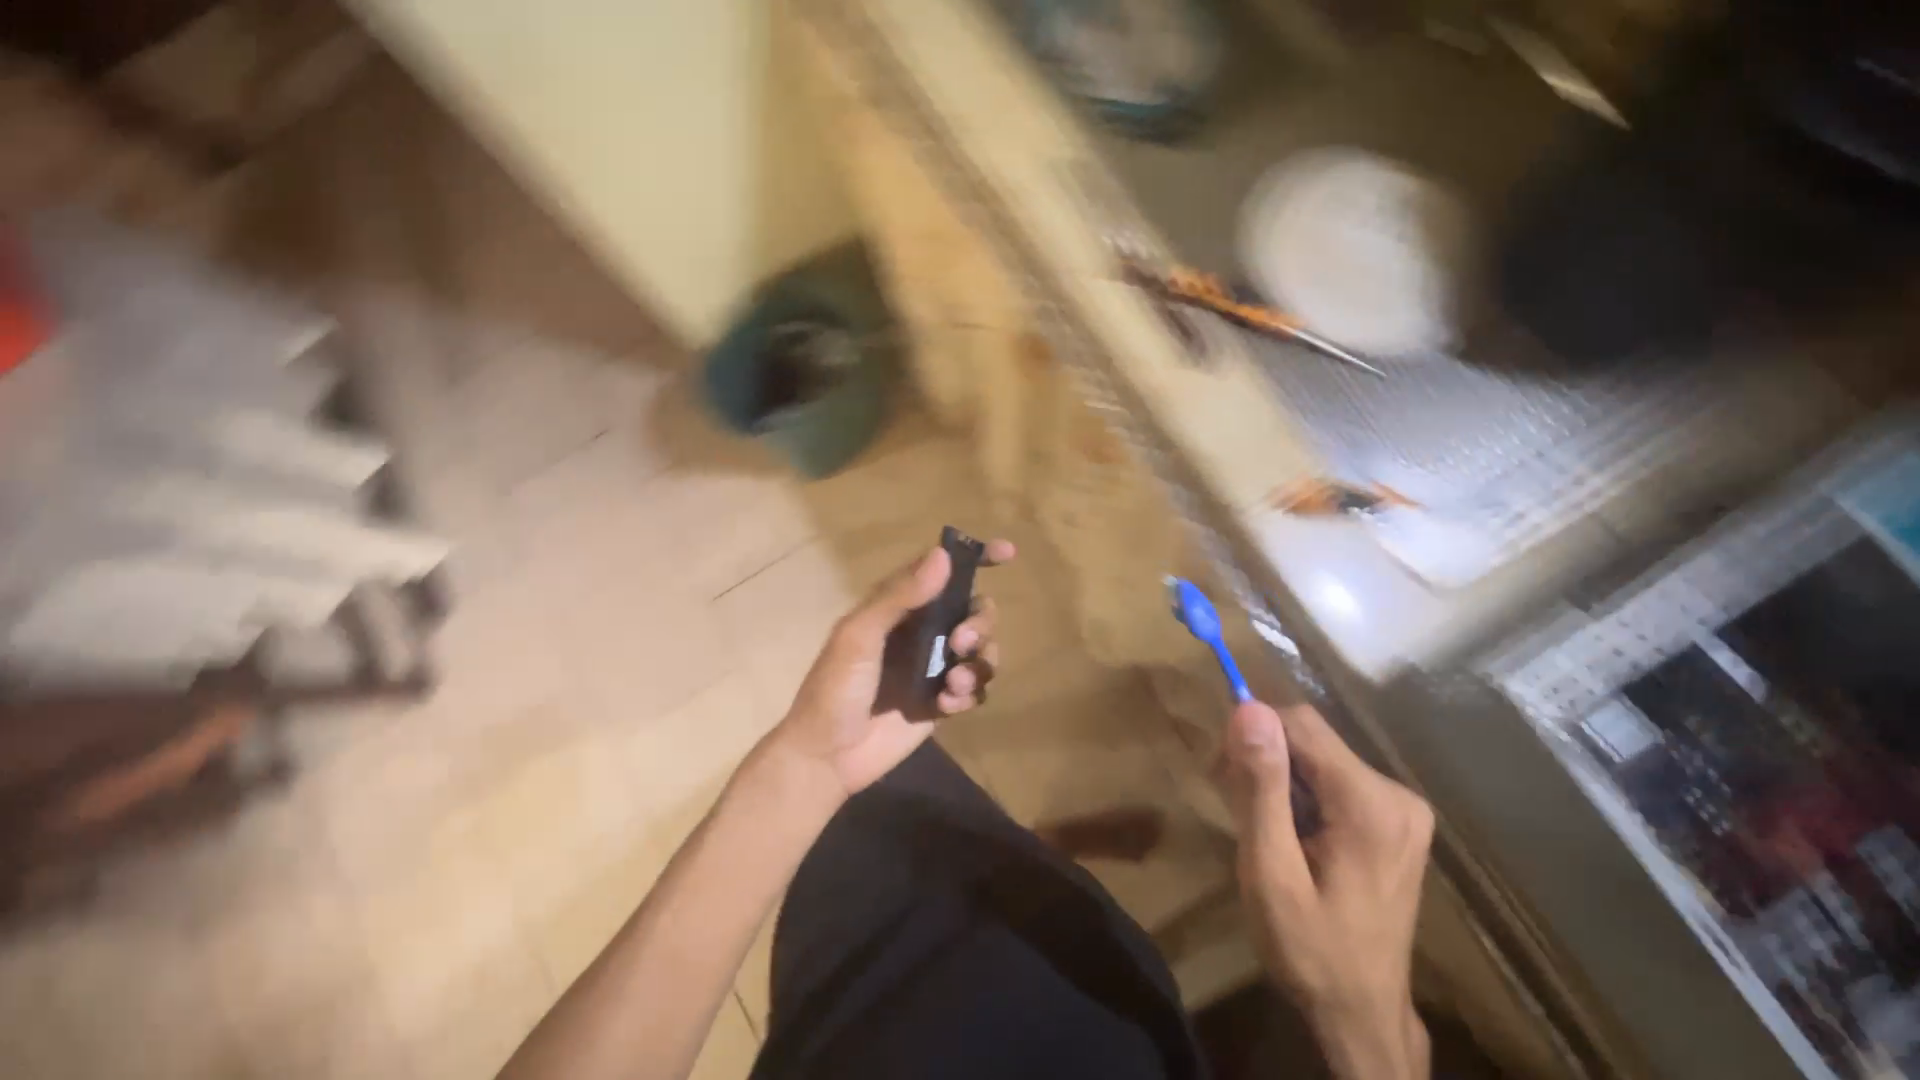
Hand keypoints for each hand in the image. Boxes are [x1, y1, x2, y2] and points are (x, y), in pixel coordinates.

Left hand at [767, 539, 1013, 797]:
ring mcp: (933, 668)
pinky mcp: (941, 703)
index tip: (1007, 552)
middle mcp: (921, 633)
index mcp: (898, 608)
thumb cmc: (833, 688)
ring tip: (953, 685)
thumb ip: (899, 596)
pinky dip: (969, 694)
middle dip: (980, 624)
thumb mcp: (859, 636)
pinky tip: (945, 706)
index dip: (976, 559)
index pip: (942, 573)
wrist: (827, 756)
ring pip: (982, 651)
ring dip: (979, 663)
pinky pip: (976, 690)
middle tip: (960, 644)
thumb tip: (942, 555)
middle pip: (974, 612)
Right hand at [1220, 700, 1434, 1079]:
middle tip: (1238, 812)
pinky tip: (1294, 838)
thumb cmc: (1308, 948)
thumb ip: (1261, 787)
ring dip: (1282, 782)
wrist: (1360, 1010)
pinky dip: (1304, 798)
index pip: (1300, 723)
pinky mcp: (1397, 821)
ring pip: (1321, 759)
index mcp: (1370, 802)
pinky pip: (1337, 781)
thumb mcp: (1270, 870)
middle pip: (1312, 740)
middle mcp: (1397, 793)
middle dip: (1265, 762)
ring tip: (1265, 834)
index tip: (1222, 778)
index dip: (1252, 736)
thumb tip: (1248, 709)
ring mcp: (1403, 808)